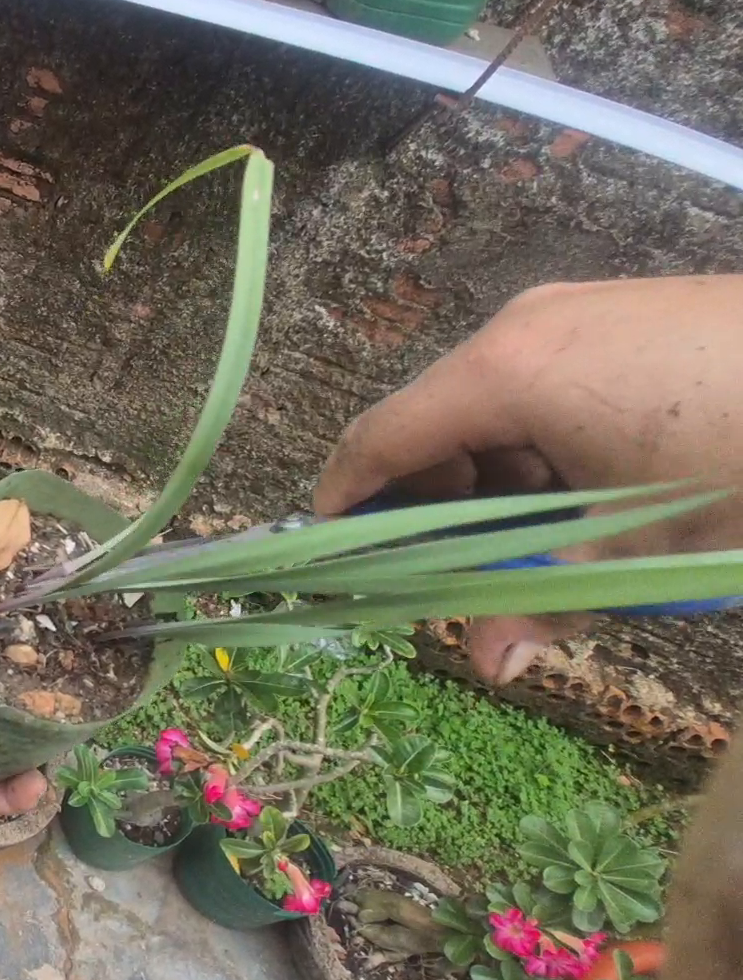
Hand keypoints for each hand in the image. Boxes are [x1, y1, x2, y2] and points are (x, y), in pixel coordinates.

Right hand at [313, 275, 742, 684]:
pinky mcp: (621, 311)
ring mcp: (572, 313)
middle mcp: (516, 330)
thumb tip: (488, 668)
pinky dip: (531, 440)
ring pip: (479, 404)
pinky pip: (534, 382)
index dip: (342, 497)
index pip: (376, 440)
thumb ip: (543, 601)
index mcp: (502, 372)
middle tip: (445, 559)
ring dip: (482, 472)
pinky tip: (582, 479)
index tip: (330, 546)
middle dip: (421, 496)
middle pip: (424, 423)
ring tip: (532, 527)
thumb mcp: (649, 547)